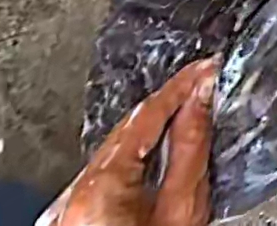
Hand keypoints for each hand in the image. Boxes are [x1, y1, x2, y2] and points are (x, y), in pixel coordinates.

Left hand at [41, 58, 218, 225]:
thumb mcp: (182, 209)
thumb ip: (191, 146)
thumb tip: (201, 96)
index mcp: (101, 186)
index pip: (147, 113)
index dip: (182, 84)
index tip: (207, 67)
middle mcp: (75, 194)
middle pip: (129, 128)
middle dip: (169, 102)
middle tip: (205, 82)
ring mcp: (69, 209)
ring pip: (119, 147)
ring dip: (155, 126)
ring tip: (190, 108)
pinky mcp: (74, 220)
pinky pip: (110, 170)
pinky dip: (140, 152)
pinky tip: (162, 146)